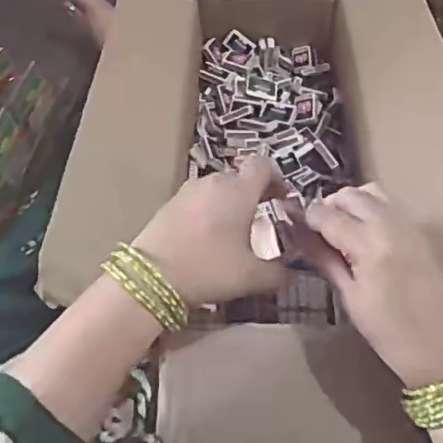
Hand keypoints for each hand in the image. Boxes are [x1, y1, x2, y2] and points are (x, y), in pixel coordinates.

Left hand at [133, 154, 289, 305]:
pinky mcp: (170, 201)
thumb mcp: (251, 277)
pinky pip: (198, 199)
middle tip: (260, 221)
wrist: (152, 276)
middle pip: (240, 178)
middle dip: (253, 195)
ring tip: (231, 232)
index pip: (263, 164)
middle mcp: (215, 181)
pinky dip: (207, 211)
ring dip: (229, 204)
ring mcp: (189, 189)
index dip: (276, 177)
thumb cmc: (209, 268)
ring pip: (218, 189)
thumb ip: (278, 273)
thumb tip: (291, 272)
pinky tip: (205, 238)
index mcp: (239, 190)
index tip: (282, 198)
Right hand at [303, 183, 442, 389]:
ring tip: (340, 227)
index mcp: (370, 244)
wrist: (442, 353)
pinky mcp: (418, 231)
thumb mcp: (350, 298)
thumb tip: (301, 234)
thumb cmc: (389, 334)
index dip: (307, 216)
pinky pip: (388, 204)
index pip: (328, 214)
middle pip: (350, 195)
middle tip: (316, 228)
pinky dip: (370, 207)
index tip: (294, 224)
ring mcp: (407, 225)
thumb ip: (325, 259)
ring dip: (350, 202)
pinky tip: (362, 232)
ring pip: (370, 192)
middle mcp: (389, 225)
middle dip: (328, 205)